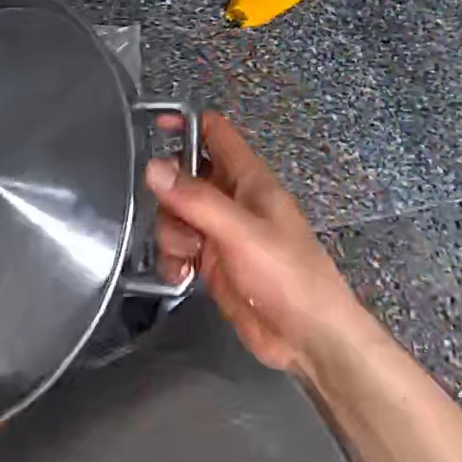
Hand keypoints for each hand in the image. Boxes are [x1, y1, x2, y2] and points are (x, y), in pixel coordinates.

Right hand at [146, 111, 369, 377]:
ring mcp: (221, 232)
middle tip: (175, 218)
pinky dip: (173, 259)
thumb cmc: (287, 275)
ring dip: (170, 233)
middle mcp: (232, 200)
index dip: (187, 123)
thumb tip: (153, 167)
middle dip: (170, 194)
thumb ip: (196, 200)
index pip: (216, 134)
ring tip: (186, 256)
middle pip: (186, 176)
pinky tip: (181, 275)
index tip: (154, 125)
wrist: (308, 338)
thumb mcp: (241, 232)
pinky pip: (179, 248)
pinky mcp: (212, 262)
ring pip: (177, 214)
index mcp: (249, 179)